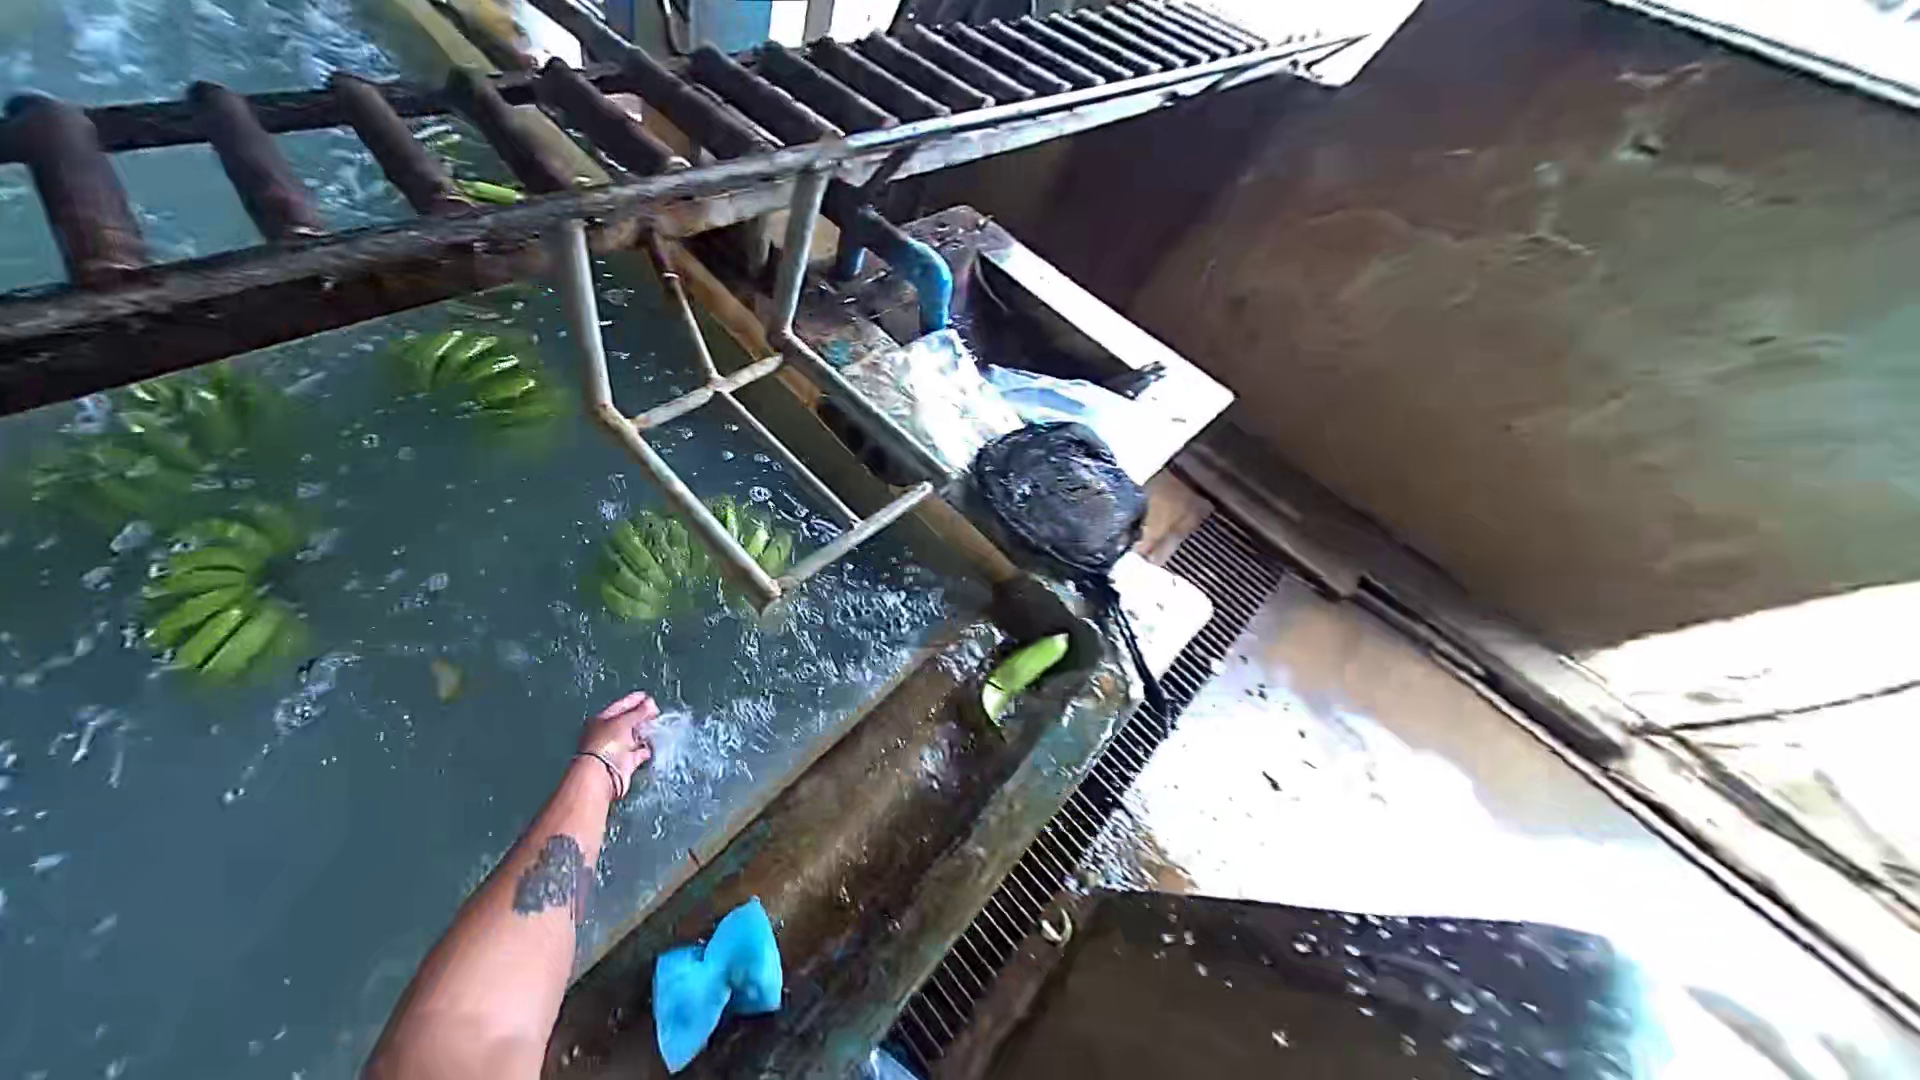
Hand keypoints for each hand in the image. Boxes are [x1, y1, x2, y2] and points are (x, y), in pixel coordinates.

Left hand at [578, 690, 658, 794]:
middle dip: (642, 715)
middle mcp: (608, 734)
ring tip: (659, 724)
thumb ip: (639, 711)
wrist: (602, 774)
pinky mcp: (626, 762)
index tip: (648, 696)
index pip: (620, 706)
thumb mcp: (623, 721)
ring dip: (646, 731)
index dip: (634, 700)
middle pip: (628, 721)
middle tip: (656, 711)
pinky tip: (656, 742)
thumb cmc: (606, 743)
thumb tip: (650, 703)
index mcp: (602, 720)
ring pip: (635, 736)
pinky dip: (647, 747)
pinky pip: (639, 752)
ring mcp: (617, 749)